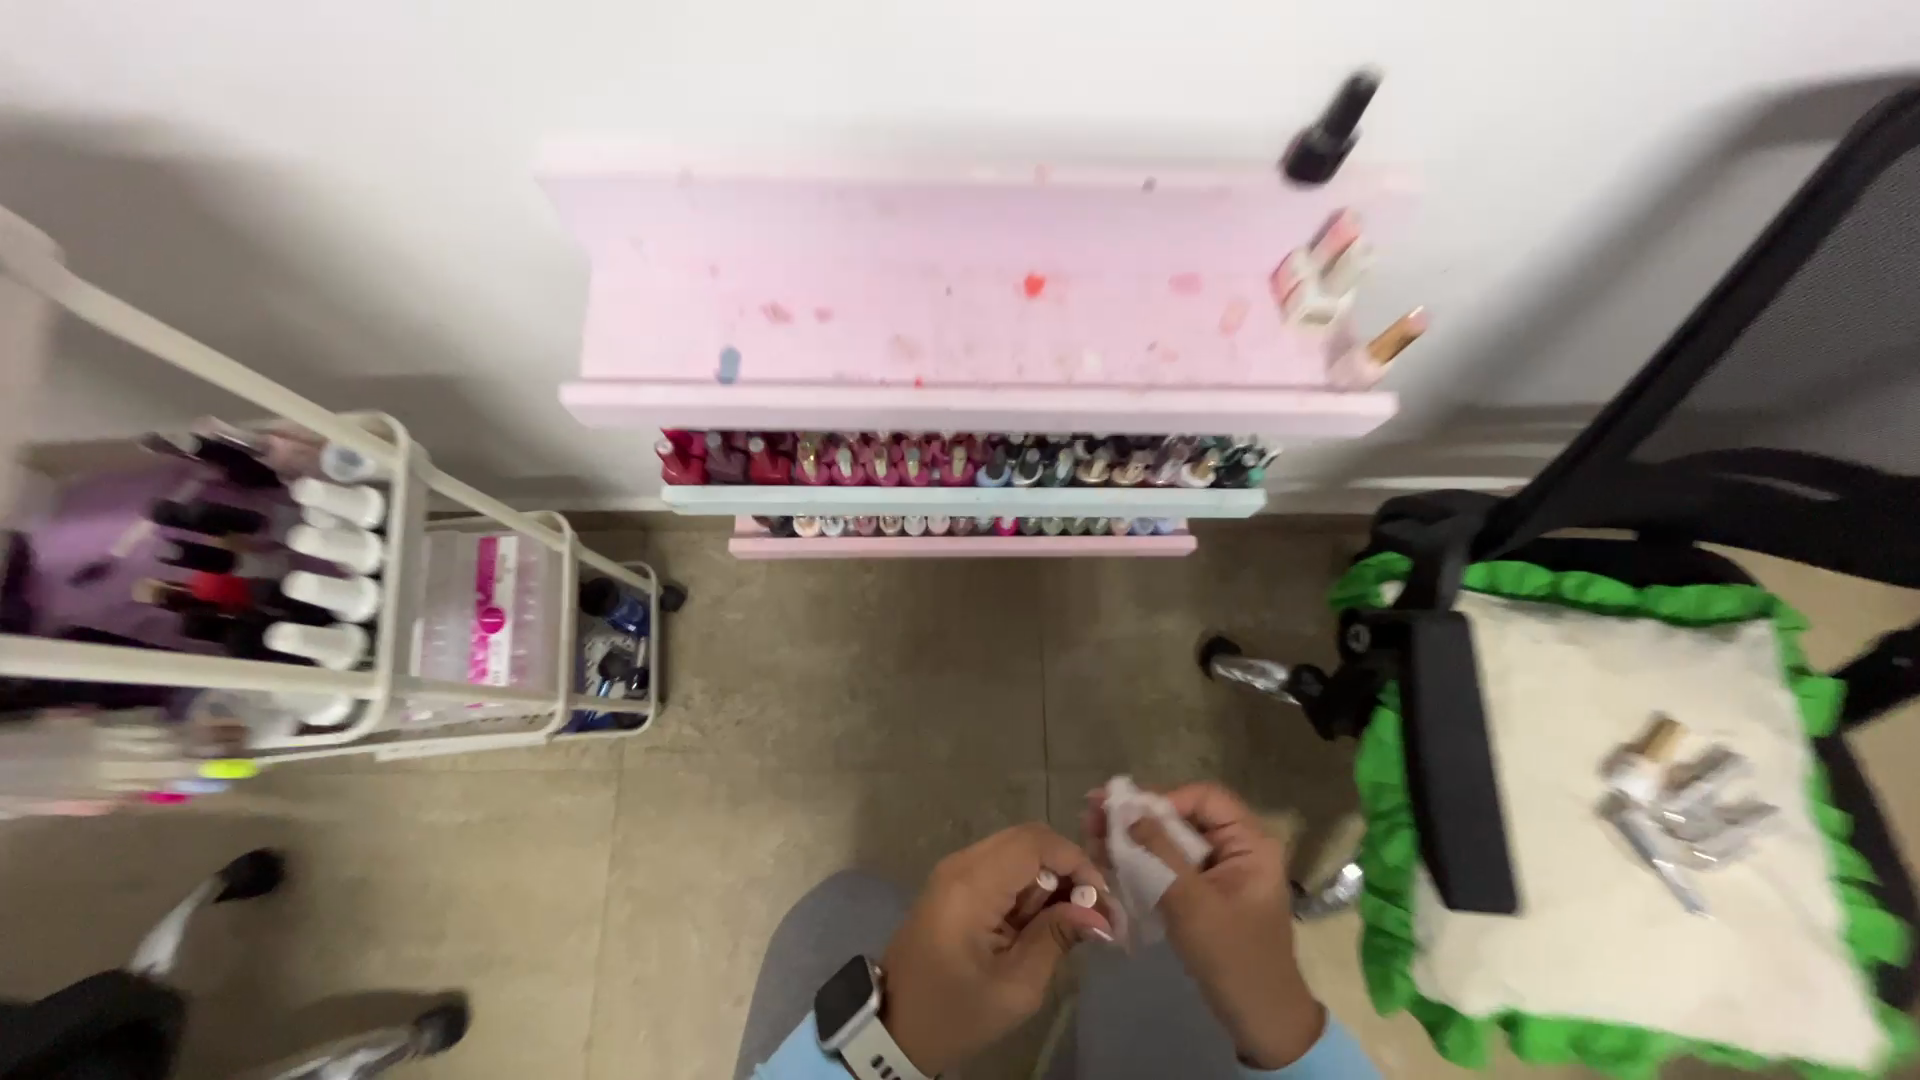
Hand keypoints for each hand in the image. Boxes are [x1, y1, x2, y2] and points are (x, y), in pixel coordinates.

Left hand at [880, 823, 1114, 1075]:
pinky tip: (1038, 921)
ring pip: (1016, 850)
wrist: (894, 1024)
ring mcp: (954, 870)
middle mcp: (961, 863)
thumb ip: (1055, 939)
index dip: (1075, 862)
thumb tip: (1097, 914)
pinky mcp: (954, 882)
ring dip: (1048, 878)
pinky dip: (1027, 884)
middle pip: (1027, 839)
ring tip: (1066, 923)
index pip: (1034, 843)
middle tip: (1089, 913)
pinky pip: (1001, 865)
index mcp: (971, 885)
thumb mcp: (1015, 988)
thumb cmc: (954, 1012)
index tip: (1099, 902)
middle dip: (1066, 868)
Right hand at [1083, 784, 1323, 1069]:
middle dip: (1137, 815)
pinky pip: (1169, 861)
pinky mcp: (1203, 889)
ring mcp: (1219, 869)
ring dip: (1132, 835)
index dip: (1164, 798)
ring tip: (1091, 833)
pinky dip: (1140, 858)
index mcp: (1250, 842)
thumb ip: (1160, 852)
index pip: (1205, 797)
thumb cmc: (1233, 958)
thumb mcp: (1193, 903)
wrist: (1259, 1020)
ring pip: (1171, 838)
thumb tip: (1128, 809)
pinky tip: (1107, 857)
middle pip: (1182, 814)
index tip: (1125, 812)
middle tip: (1092, 814)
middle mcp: (1236, 847)